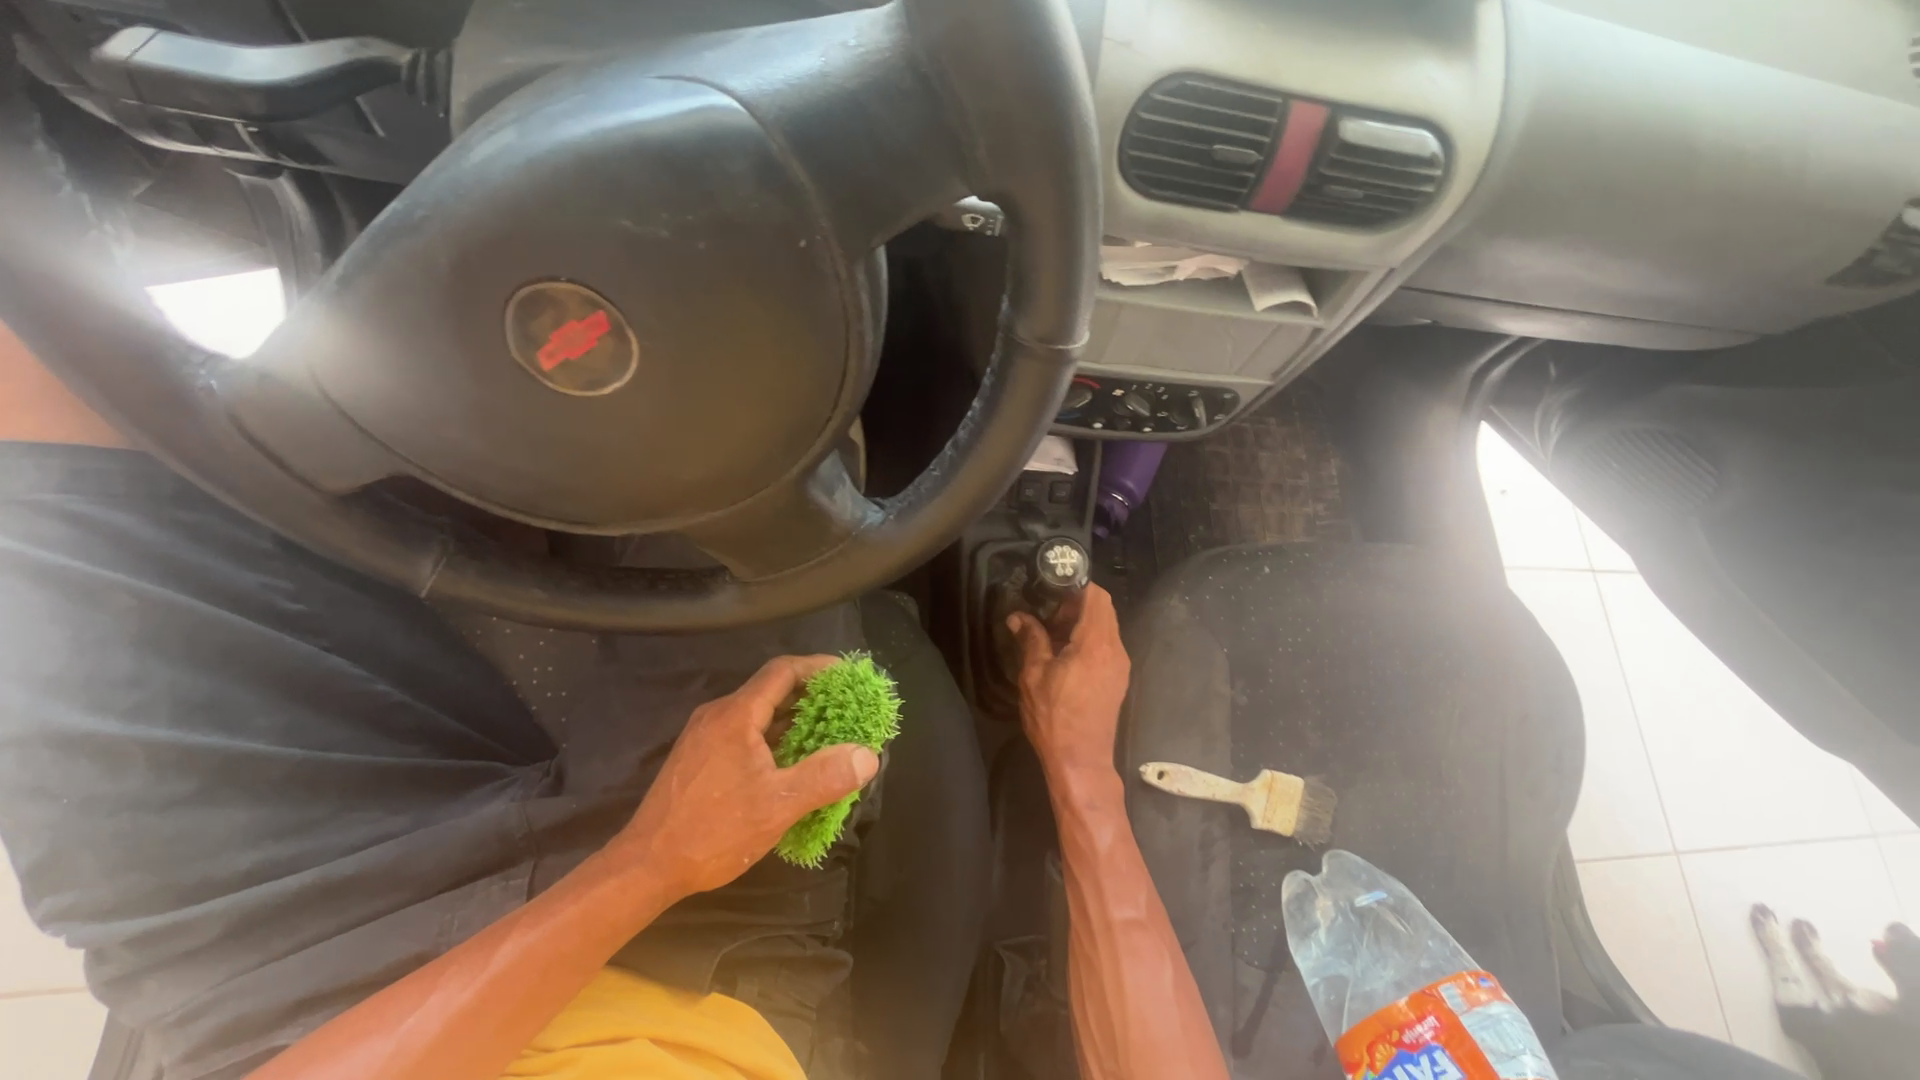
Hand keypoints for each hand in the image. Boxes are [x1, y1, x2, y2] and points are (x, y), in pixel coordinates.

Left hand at [612, 655, 879, 895]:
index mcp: (736, 715)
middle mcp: (718, 716)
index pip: (782, 671)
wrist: (647, 866)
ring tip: (828, 734)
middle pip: (770, 689)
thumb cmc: (714, 831)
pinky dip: (773, 737)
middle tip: (847, 708)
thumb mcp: (778, 805)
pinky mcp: (698, 758)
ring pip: (757, 713)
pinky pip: (744, 732)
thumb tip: (868, 755)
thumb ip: (824, 776)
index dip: (818, 667)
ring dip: (793, 718)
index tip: (849, 676)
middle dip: (811, 695)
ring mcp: (704, 736)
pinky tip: (790, 763)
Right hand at [1008, 584, 1130, 781]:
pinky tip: (1065, 656)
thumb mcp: (1034, 675)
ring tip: (1052, 636)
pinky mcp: (1118, 679)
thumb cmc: (1054, 718)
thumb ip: (1031, 639)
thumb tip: (1018, 617)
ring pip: (1106, 627)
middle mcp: (1115, 649)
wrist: (1080, 760)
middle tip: (1048, 615)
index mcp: (1096, 643)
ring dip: (1082, 623)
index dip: (1076, 586)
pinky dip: (1089, 640)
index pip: (1097, 596)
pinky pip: (1107, 645)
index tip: (1051, 589)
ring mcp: (1120, 665)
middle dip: (1076, 604)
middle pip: (1103, 609)